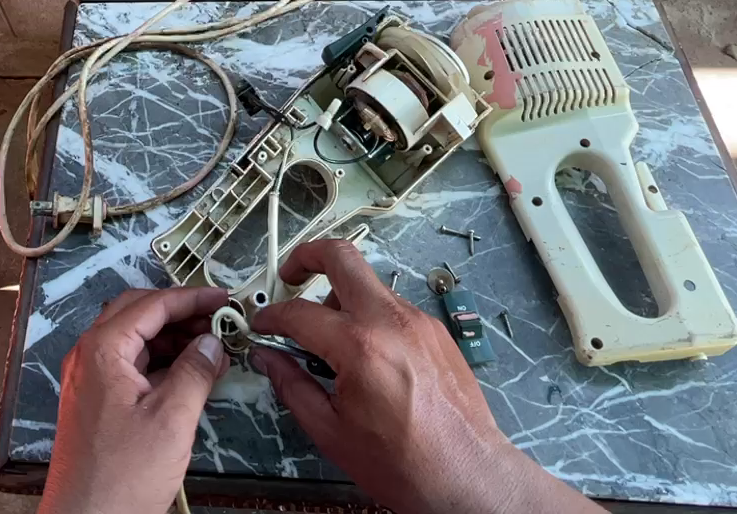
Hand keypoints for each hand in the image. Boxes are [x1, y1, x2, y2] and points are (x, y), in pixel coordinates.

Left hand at [39, 286, 229, 513]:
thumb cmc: (120, 480)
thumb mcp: (170, 421)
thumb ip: (194, 373)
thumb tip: (211, 342)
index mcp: (102, 349)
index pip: (152, 304)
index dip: (191, 298)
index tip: (221, 299)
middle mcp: (89, 355)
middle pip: (138, 313)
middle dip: (179, 313)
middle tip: (216, 321)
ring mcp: (89, 377)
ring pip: (134, 338)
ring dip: (170, 337)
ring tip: (208, 350)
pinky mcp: (94, 400)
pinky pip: (128, 364)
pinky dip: (158, 361)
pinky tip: (186, 374)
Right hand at [251, 240, 598, 513]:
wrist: (473, 481)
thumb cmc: (405, 466)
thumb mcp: (332, 433)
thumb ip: (292, 386)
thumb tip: (267, 357)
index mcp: (359, 348)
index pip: (299, 312)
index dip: (271, 316)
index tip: (262, 325)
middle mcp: (389, 320)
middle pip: (340, 255)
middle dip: (306, 256)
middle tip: (289, 276)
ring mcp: (417, 319)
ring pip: (366, 280)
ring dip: (339, 293)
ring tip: (330, 335)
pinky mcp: (435, 328)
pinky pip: (390, 304)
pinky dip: (368, 314)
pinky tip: (365, 352)